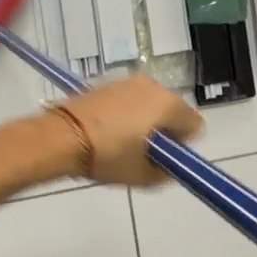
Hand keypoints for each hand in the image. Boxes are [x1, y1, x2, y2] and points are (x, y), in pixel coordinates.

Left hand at [50, 76, 203, 184]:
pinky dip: (125, 112)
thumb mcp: (144, 176)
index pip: (194, 124)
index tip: (164, 157)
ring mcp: (126, 81)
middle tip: (142, 151)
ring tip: (121, 141)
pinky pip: (128, 99)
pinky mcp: (105, 82)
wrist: (61, 135)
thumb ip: (168, 171)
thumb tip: (170, 164)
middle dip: (163, 129)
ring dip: (143, 119)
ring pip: (148, 103)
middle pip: (171, 110)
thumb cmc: (108, 155)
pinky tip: (107, 129)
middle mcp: (152, 86)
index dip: (182, 143)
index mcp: (168, 105)